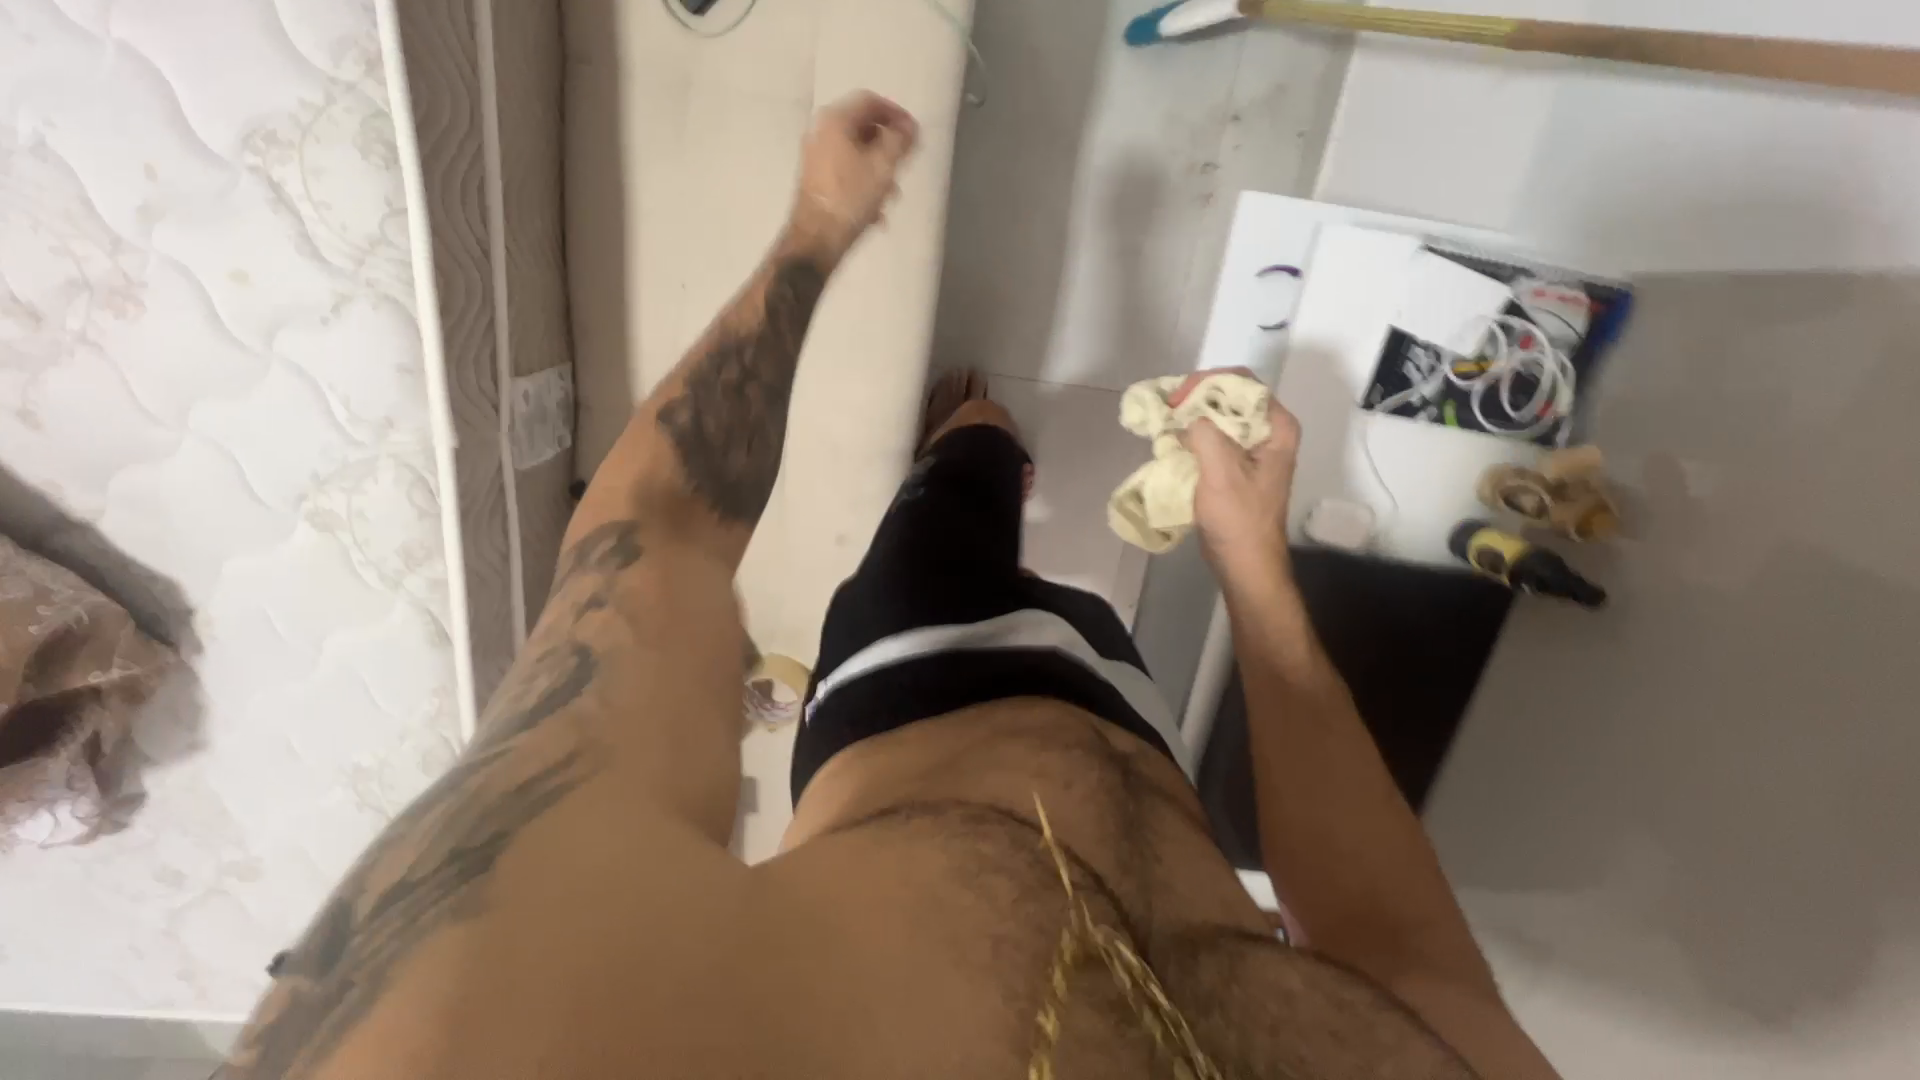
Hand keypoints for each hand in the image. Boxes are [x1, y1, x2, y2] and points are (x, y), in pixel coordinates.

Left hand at [790, 91, 918, 256]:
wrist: (816, 241)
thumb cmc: (850, 199)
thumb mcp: (883, 167)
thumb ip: (900, 142)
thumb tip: (910, 127)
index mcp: (834, 120)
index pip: (870, 101)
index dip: (896, 114)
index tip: (914, 133)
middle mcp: (820, 132)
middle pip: (863, 129)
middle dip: (888, 147)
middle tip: (905, 164)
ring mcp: (816, 158)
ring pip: (857, 154)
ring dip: (879, 170)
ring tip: (892, 194)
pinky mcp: (815, 182)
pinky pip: (847, 174)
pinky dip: (864, 185)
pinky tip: (876, 211)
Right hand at [1173, 368, 1301, 589]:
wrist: (1245, 563)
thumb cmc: (1239, 519)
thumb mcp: (1221, 471)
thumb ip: (1205, 433)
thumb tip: (1187, 421)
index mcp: (1276, 427)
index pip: (1242, 383)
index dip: (1207, 382)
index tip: (1177, 399)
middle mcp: (1268, 433)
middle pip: (1229, 397)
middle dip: (1195, 399)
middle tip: (1166, 411)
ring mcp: (1251, 451)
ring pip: (1218, 418)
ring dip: (1190, 419)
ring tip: (1164, 426)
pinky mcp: (1235, 467)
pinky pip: (1211, 440)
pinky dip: (1191, 438)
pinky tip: (1171, 445)